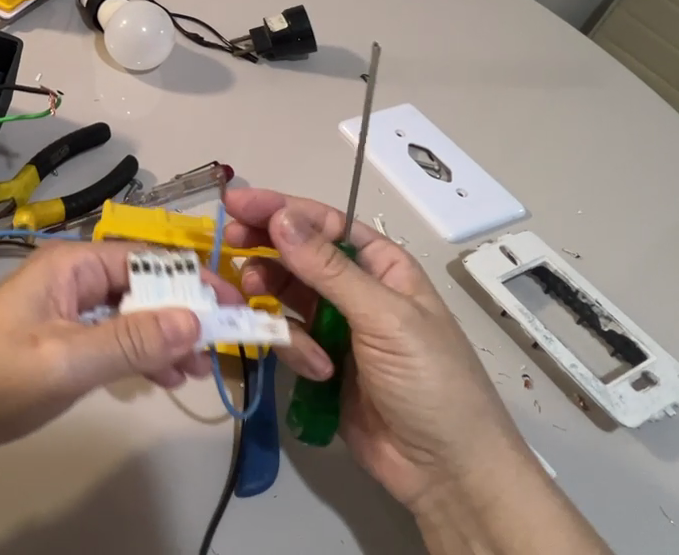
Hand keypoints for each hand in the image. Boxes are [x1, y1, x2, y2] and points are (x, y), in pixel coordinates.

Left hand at [0, 240, 233, 459]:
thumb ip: (131, 341)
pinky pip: (113, 336)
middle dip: (182, 312)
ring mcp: (67, 308)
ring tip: (199, 370)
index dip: (191, 281)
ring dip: (165, 337)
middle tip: (222, 346)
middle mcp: (72, 277)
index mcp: (72, 265)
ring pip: (131, 312)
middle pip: (142, 284)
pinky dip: (141, 353)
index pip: (146, 259)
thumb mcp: (68, 361)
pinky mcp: (63, 339)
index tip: (232, 307)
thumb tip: (194, 319)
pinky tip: (166, 377)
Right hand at [222, 188, 532, 510]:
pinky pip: (286, 335)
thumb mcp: (384, 318)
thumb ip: (327, 268)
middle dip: (265, 249)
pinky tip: (316, 370)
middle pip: (296, 253)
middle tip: (230, 245)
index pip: (323, 223)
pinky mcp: (319, 360)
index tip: (236, 204)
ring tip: (261, 309)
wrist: (447, 473)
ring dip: (272, 300)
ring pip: (284, 292)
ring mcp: (335, 325)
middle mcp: (355, 287)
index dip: (280, 209)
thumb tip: (280, 217)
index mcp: (381, 265)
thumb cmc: (431, 382)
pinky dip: (291, 347)